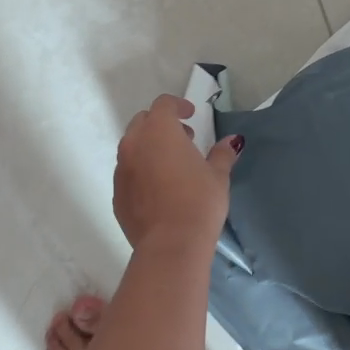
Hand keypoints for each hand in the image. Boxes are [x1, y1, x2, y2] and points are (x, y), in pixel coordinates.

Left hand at [112, 94, 241, 253]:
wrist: (170, 245)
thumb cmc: (198, 202)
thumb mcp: (217, 175)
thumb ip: (222, 153)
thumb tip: (232, 141)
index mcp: (159, 131)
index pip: (164, 104)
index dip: (178, 105)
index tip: (191, 114)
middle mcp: (134, 144)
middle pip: (143, 122)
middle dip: (162, 125)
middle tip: (184, 139)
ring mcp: (121, 170)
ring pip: (132, 147)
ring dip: (149, 147)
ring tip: (171, 165)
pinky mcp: (117, 194)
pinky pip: (128, 172)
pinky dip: (141, 171)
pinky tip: (159, 190)